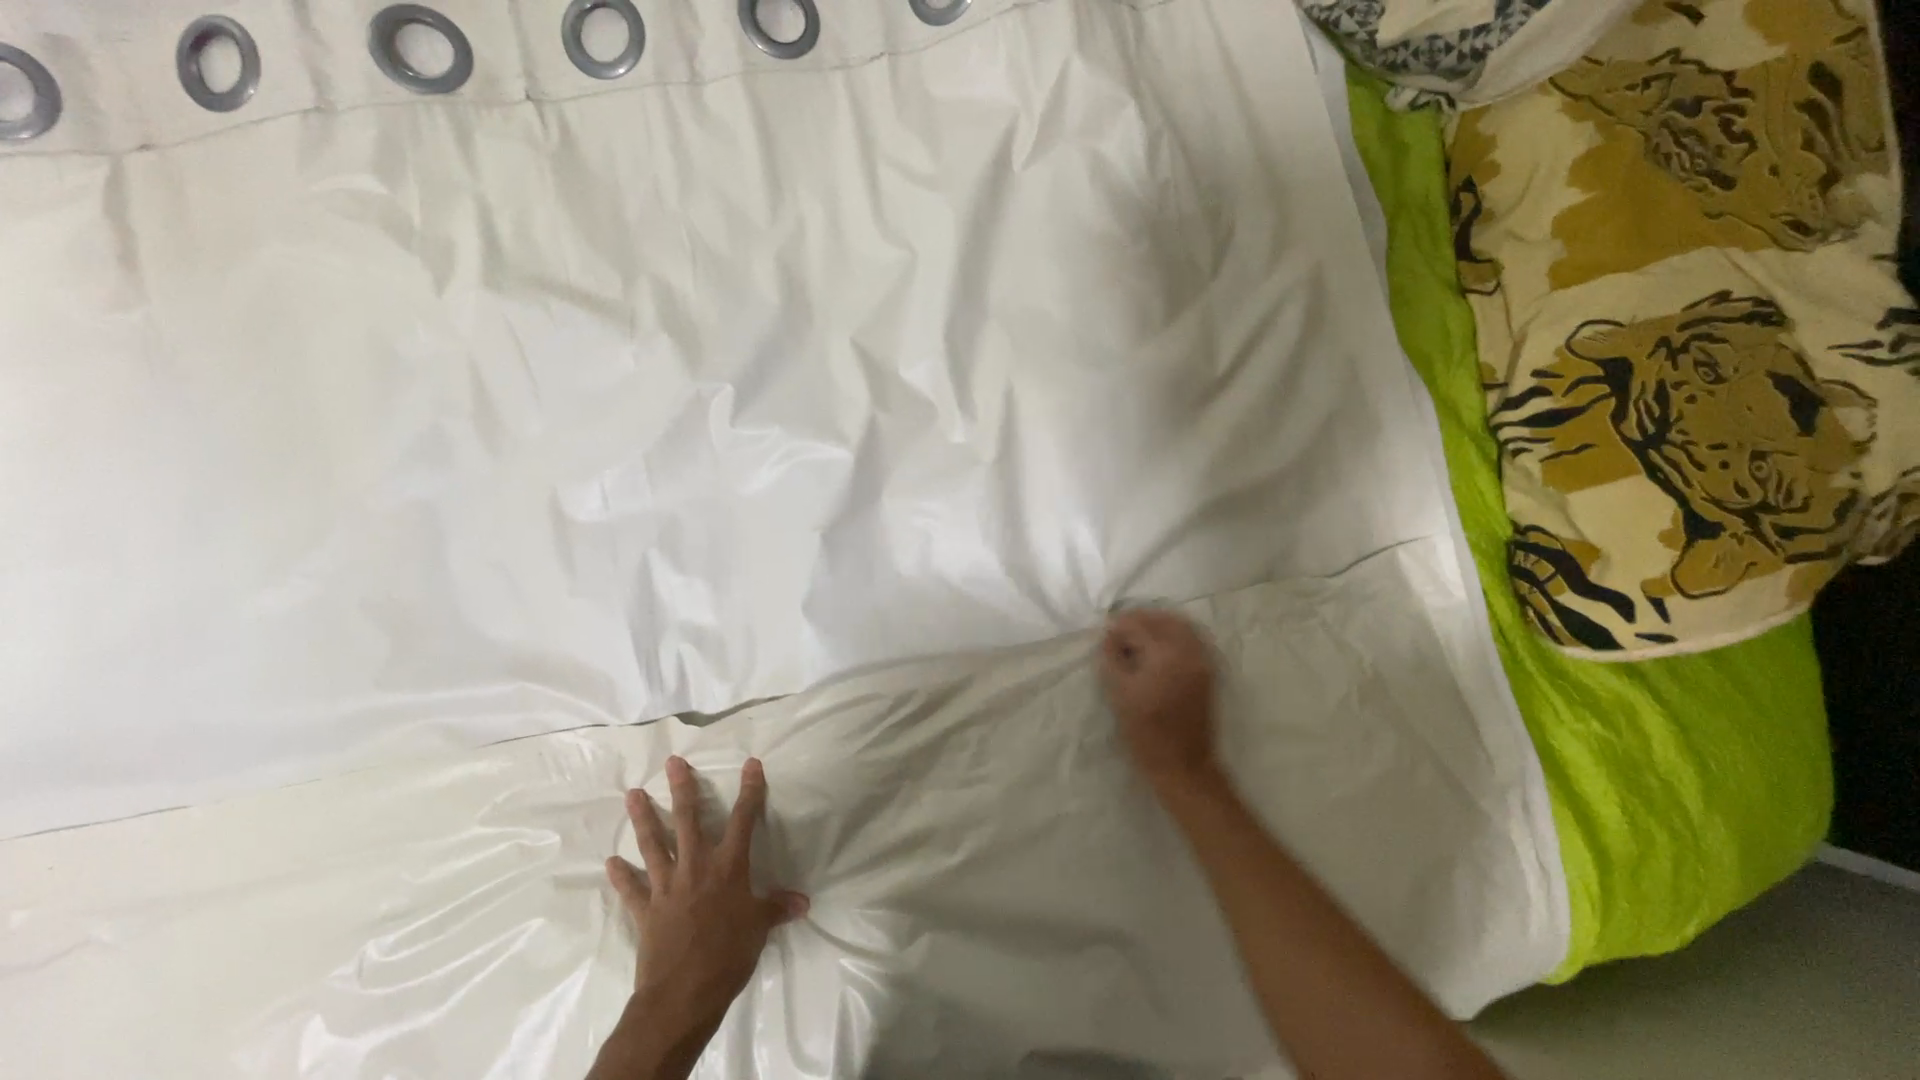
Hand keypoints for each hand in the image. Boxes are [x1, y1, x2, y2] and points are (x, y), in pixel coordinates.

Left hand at [605, 756, 808, 1033]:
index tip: (751, 765)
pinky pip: (631, 888)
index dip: (750, 791)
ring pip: (653, 844)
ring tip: (632, 794)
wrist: (684, 993)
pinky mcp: (645, 910)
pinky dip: (621, 876)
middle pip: (688, 820)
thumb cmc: (728, 955)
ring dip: (642, 818)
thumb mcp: (760, 929)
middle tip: (672, 762)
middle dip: (682, 788)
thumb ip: (777, 908)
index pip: (743, 820)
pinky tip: (611, 862)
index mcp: (728, 867)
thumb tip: (802, 901)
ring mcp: (666, 887)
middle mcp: (696, 868)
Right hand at [1099, 609, 1222, 792]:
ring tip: (1137, 636)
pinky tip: (1159, 646)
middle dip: (1139, 620)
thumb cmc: (1145, 731)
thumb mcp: (1118, 693)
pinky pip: (1193, 638)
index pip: (1138, 625)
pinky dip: (1175, 634)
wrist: (1183, 763)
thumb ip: (1111, 658)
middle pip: (1162, 619)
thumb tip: (1109, 635)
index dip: (1118, 625)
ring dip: (1158, 624)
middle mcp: (1189, 650)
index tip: (1105, 632)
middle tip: (1119, 630)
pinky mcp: (1209, 670)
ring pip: (1180, 625)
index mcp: (1165, 654)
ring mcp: (1203, 660)